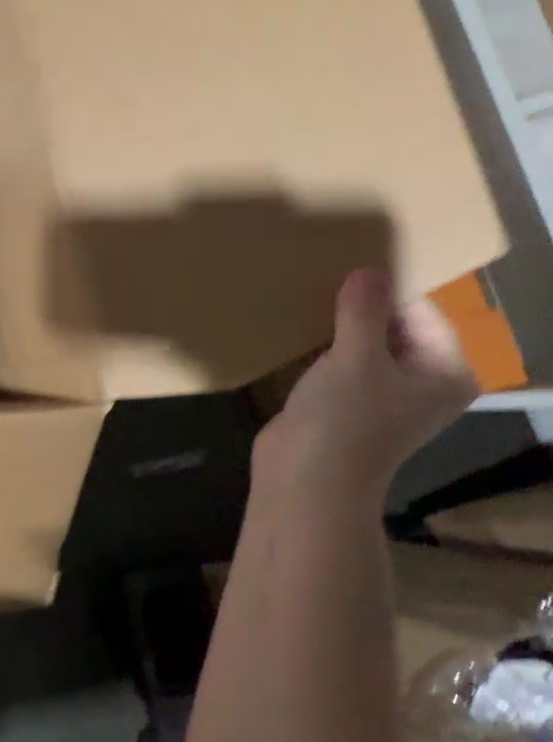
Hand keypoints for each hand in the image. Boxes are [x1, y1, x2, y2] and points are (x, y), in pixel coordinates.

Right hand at [256, 269, 477, 498]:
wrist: (308, 476)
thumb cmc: (346, 418)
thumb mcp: (355, 358)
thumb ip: (362, 312)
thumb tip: (370, 270)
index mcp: (446, 371)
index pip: (423, 315)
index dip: (386, 290)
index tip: (345, 265)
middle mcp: (423, 381)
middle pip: (395, 329)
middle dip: (359, 307)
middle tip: (320, 277)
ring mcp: (384, 395)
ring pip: (365, 346)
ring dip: (337, 327)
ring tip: (304, 300)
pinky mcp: (347, 404)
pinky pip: (341, 364)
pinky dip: (322, 348)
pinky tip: (295, 334)